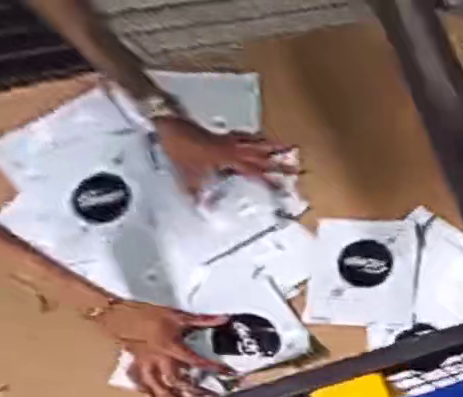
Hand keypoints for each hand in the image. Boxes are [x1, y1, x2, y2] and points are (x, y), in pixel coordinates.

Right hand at [88, 298, 233, 396]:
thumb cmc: (145, 312)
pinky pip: (136, 376)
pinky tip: (150, 396)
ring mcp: (143, 360)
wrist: (110, 309)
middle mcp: (158, 358)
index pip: (198, 362)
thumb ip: (202, 320)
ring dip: (168, 395)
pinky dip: (143, 387)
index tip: (229, 373)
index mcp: (171, 348)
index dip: (215, 368)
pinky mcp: (132, 359)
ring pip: (154, 383)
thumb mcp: (177, 315)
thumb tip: (225, 318)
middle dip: (193, 391)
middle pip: (176, 380)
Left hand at [151, 115, 294, 195]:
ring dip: (272, 146)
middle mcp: (234, 151)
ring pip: (256, 144)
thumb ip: (196, 193)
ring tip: (288, 146)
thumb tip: (201, 211)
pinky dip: (253, 137)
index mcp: (231, 161)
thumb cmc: (178, 146)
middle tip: (300, 167)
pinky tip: (258, 137)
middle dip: (282, 164)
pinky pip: (242, 136)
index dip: (272, 183)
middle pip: (264, 158)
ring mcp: (228, 141)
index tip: (287, 190)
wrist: (162, 119)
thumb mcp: (186, 173)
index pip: (258, 174)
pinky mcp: (220, 135)